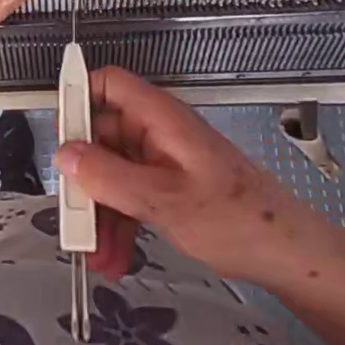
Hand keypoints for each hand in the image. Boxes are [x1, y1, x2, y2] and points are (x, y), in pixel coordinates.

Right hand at [55, 67, 332, 282]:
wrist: (286, 254)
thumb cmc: (234, 217)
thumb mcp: (163, 199)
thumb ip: (108, 176)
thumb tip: (63, 156)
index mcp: (158, 117)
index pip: (108, 84)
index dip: (78, 100)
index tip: (58, 139)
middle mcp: (156, 133)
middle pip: (101, 140)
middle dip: (84, 184)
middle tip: (74, 224)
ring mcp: (161, 162)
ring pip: (111, 176)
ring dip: (100, 216)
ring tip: (97, 260)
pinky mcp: (167, 188)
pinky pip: (129, 197)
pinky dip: (119, 225)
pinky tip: (116, 260)